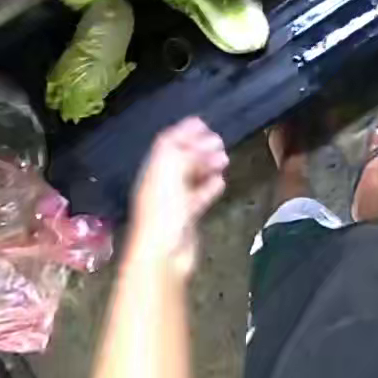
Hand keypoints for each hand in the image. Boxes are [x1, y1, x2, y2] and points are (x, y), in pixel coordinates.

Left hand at [129, 117, 228, 275]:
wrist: (164, 255)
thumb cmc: (164, 212)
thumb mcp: (172, 172)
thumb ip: (182, 153)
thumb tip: (196, 143)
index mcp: (154, 171)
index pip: (167, 144)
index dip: (183, 131)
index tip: (202, 122)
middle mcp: (161, 184)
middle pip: (180, 159)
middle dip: (198, 147)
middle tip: (218, 140)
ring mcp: (173, 202)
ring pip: (191, 177)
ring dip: (207, 165)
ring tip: (224, 159)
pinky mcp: (186, 219)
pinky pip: (198, 197)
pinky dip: (209, 187)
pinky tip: (220, 182)